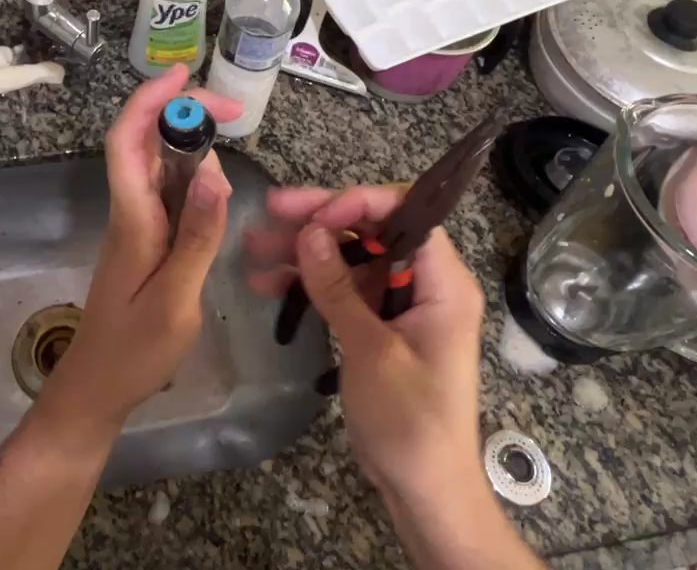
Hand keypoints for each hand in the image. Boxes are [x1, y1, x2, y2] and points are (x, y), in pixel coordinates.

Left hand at [36, 64, 244, 437]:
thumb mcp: (175, 299)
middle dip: (182, 112)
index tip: (182, 74)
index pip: (128, 141)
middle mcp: (131, 210)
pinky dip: (192, 174)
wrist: (96, 387)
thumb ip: (196, 237)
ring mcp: (137, 224)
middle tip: (233, 111)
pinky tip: (216, 183)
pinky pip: (167, 191)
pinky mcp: (146, 239)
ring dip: (189, 139)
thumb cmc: (134, 351)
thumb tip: (214, 170)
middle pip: (145, 142)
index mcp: (132, 218)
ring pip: (156, 163)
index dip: (150, 101)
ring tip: (229, 133)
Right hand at [250, 186, 489, 501]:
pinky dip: (309, 283)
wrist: (426, 492)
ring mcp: (400, 304)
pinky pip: (344, 288)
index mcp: (443, 282)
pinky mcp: (379, 326)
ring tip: (254, 247)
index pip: (407, 213)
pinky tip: (267, 283)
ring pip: (351, 257)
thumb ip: (338, 287)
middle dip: (319, 220)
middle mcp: (424, 283)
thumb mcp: (371, 350)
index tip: (313, 215)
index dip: (358, 203)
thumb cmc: (411, 422)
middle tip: (269, 212)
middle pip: (372, 229)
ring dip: (304, 251)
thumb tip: (309, 231)